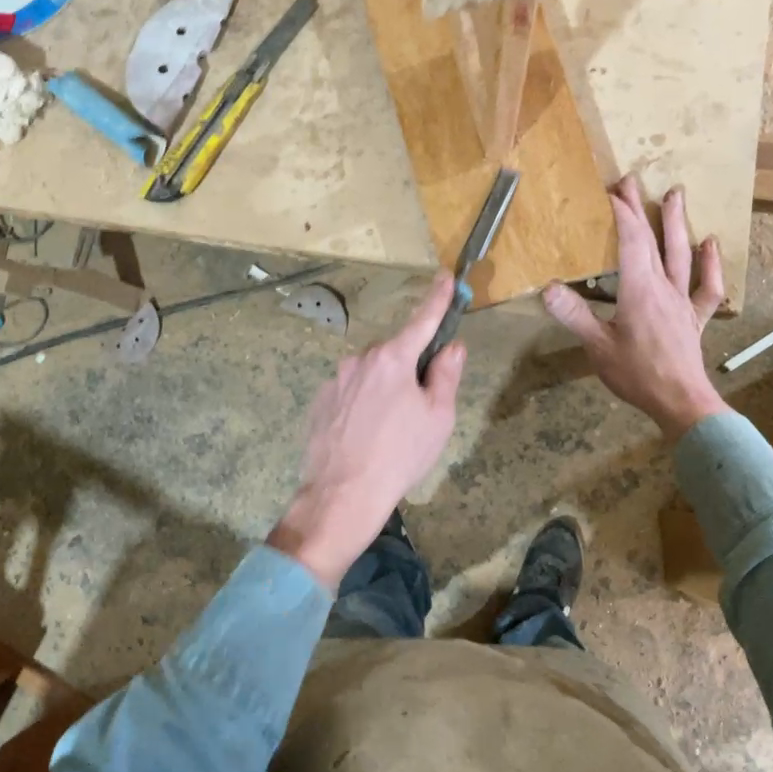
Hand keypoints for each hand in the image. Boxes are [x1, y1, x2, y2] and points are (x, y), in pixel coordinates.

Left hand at [268, 274, 465, 586]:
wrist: (342, 494)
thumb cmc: (400, 454)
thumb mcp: (438, 417)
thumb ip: (446, 374)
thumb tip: (452, 347)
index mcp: (393, 358)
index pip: (423, 320)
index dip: (438, 298)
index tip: (446, 277)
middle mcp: (361, 359)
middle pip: (395, 353)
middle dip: (410, 368)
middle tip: (420, 406)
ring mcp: (336, 379)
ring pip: (371, 374)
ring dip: (384, 389)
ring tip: (390, 431)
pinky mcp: (320, 401)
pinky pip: (350, 392)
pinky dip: (363, 404)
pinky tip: (366, 436)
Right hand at [543, 176, 729, 438]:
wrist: (681, 402)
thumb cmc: (638, 374)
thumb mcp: (597, 347)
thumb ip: (574, 315)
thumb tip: (548, 287)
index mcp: (638, 288)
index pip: (630, 240)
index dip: (619, 212)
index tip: (605, 192)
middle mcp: (663, 286)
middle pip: (653, 239)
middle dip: (640, 207)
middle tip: (630, 180)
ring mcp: (682, 301)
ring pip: (682, 254)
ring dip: (677, 222)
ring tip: (675, 193)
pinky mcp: (694, 318)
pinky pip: (707, 287)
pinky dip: (710, 264)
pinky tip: (711, 244)